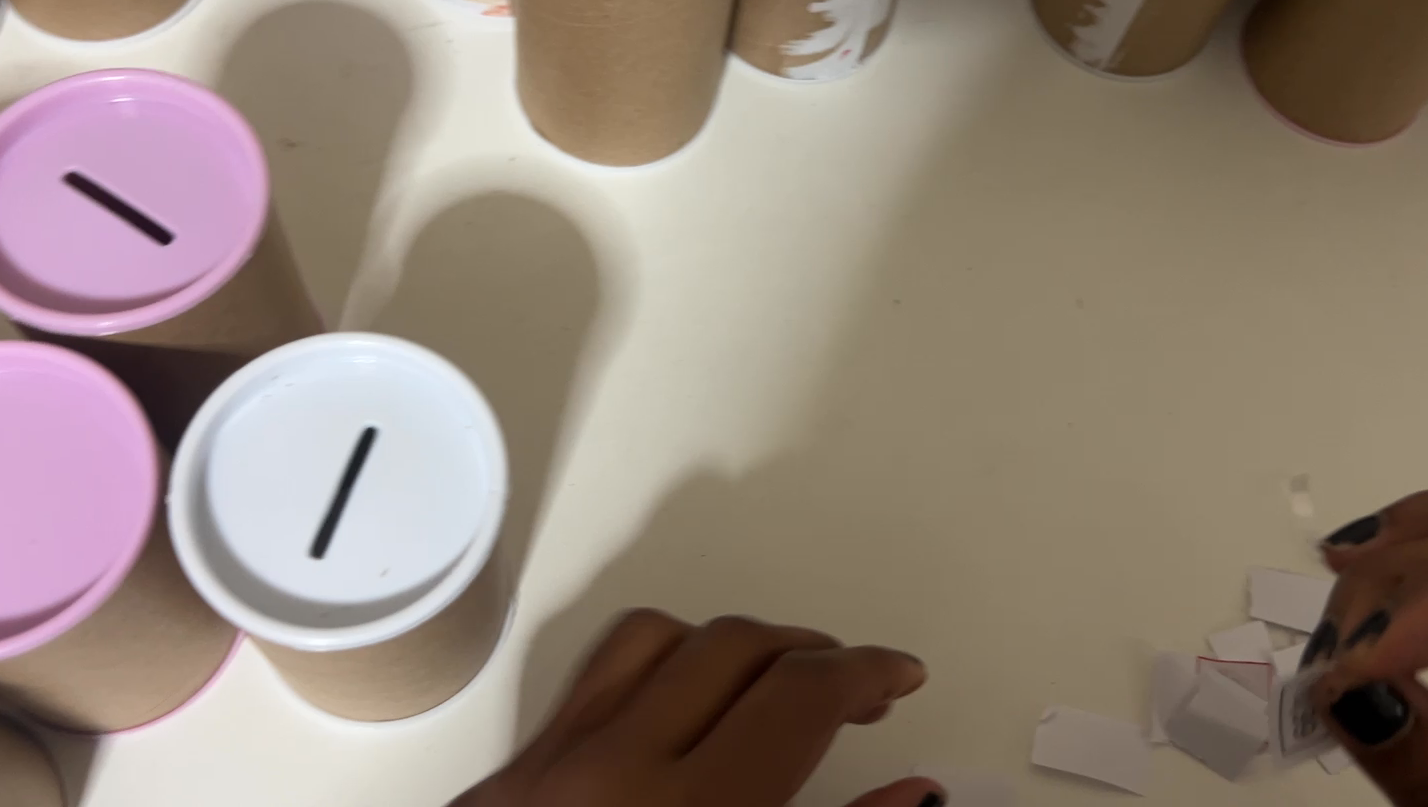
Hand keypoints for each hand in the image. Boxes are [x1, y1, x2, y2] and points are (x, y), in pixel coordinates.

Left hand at [454, 610, 939, 806]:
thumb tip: (917, 790)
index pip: (794, 699)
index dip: (863, 671)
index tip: (899, 672)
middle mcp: (610, 775)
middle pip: (733, 649)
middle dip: (810, 652)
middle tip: (851, 683)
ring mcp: (548, 764)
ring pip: (659, 637)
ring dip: (734, 644)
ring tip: (776, 673)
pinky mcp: (510, 771)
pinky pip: (597, 672)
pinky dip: (659, 656)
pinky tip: (686, 684)